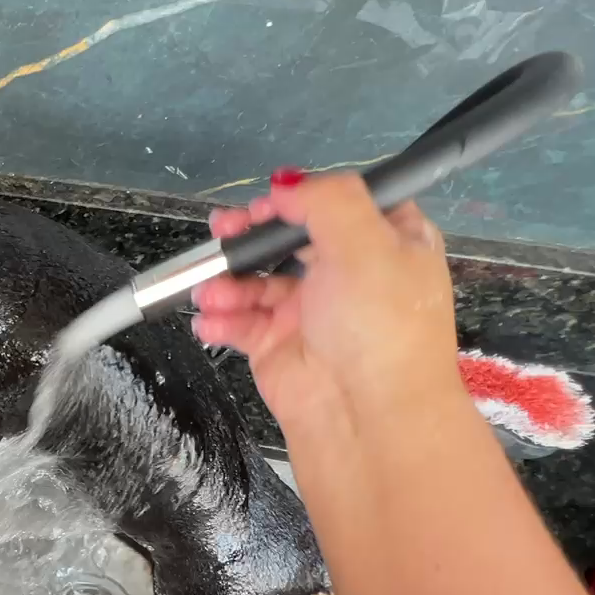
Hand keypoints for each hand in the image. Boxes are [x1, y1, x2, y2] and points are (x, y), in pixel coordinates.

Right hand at [192, 172, 464, 435]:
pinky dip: (218, 320)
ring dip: (225, 284)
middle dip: (248, 240)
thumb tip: (284, 183)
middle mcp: (345, 273)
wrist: (361, 411)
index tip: (266, 205)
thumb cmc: (379, 326)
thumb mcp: (367, 247)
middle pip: (285, 241)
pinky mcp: (272, 343)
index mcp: (386, 242)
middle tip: (221, 234)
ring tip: (209, 295)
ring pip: (253, 281)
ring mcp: (306, 310)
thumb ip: (327, 203)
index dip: (299, 201)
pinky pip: (236, 321)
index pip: (338, 205)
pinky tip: (209, 322)